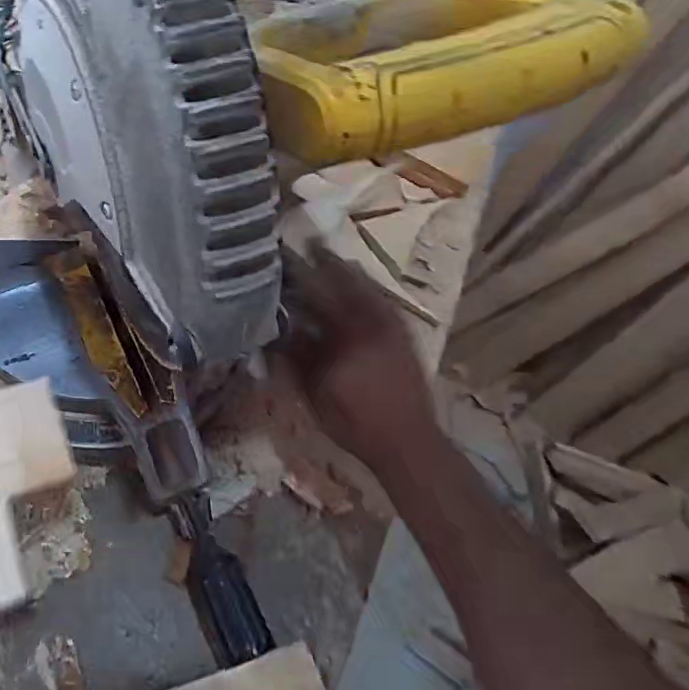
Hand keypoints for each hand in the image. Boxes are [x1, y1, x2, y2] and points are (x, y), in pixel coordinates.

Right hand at [273, 245, 440, 471]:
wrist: (409, 441)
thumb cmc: (355, 422)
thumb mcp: (316, 393)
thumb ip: (297, 357)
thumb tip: (279, 328)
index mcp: (346, 333)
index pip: (318, 292)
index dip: (300, 273)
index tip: (285, 258)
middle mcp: (371, 320)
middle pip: (345, 280)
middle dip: (326, 263)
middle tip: (310, 248)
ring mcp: (392, 325)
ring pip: (367, 286)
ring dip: (347, 272)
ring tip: (331, 261)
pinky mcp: (404, 333)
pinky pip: (383, 299)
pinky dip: (368, 288)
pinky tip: (359, 288)